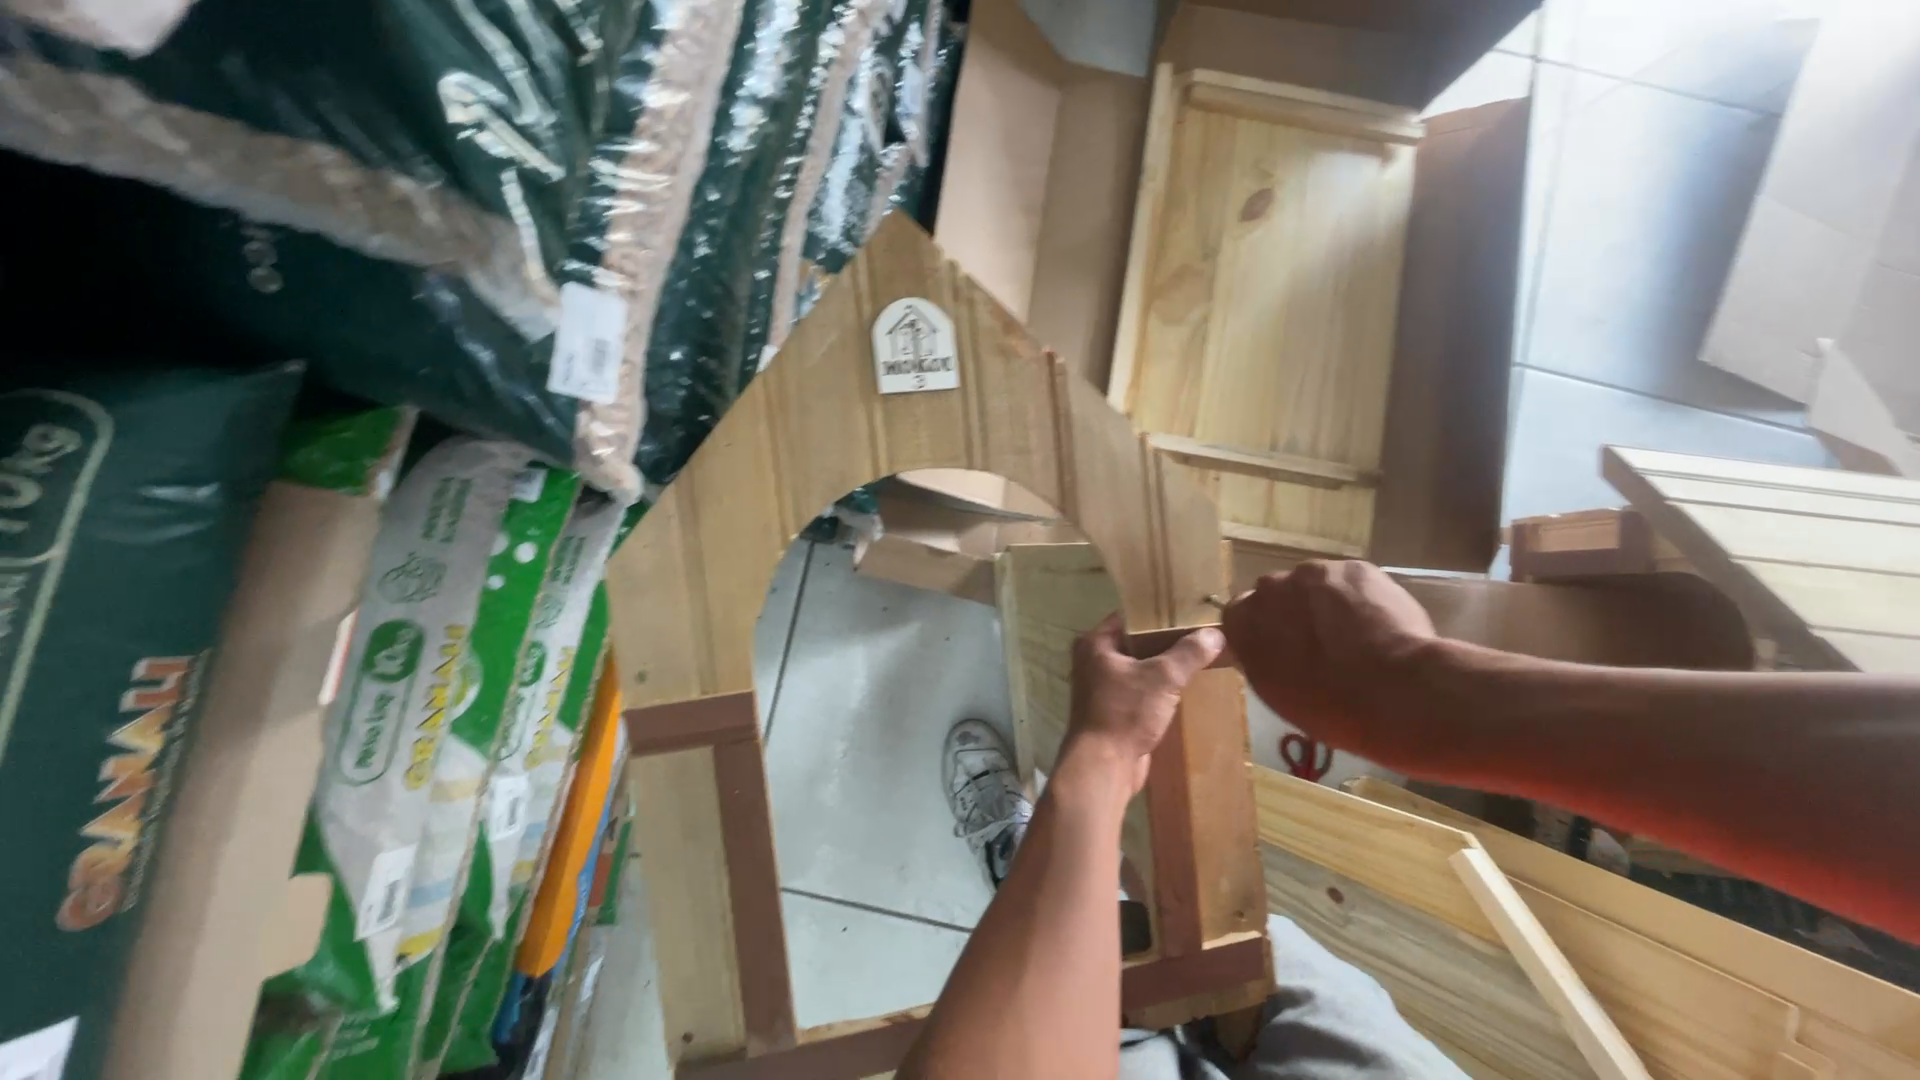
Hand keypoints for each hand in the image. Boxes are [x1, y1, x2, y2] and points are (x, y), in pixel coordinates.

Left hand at [1061, 613, 1224, 794]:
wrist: (1104, 765)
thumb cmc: (1125, 712)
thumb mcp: (1162, 677)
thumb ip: (1188, 653)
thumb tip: (1215, 634)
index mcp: (1095, 643)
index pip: (1130, 616)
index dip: (1159, 613)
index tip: (1189, 610)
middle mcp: (1094, 661)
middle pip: (1137, 642)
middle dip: (1167, 641)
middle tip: (1202, 633)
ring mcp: (1103, 687)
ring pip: (1140, 668)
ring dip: (1165, 667)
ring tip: (1201, 657)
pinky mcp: (1115, 710)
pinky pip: (1141, 690)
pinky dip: (1160, 689)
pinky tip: (1186, 687)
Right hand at [1220, 560, 1444, 769]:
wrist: (1394, 692)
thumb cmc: (1329, 708)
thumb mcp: (1276, 693)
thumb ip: (1262, 659)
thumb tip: (1269, 650)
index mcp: (1243, 621)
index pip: (1239, 614)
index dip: (1262, 629)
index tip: (1280, 647)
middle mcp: (1269, 588)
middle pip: (1276, 593)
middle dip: (1293, 611)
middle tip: (1319, 642)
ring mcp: (1313, 573)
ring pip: (1316, 584)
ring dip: (1327, 602)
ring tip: (1356, 634)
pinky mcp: (1355, 568)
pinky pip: (1351, 581)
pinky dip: (1361, 598)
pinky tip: (1380, 624)